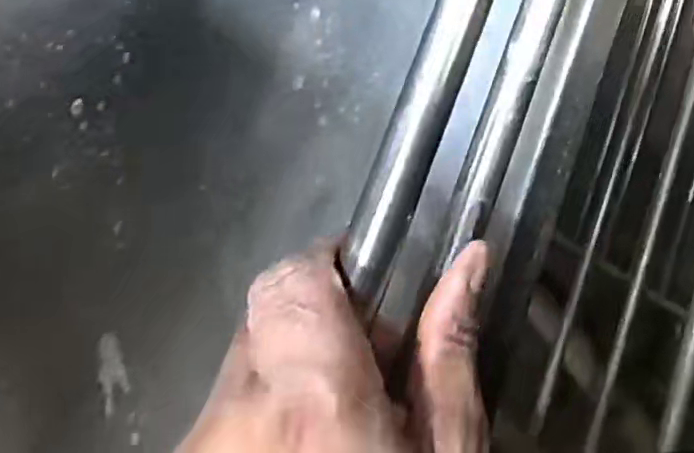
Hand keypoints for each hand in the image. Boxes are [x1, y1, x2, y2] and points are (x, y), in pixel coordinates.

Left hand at [177, 241, 489, 452]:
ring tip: (338, 431)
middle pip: (266, 322)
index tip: (369, 283)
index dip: (327, 266)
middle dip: (318, 326)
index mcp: (310, 404)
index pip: (289, 281)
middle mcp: (233, 426)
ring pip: (241, 376)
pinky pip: (222, 426)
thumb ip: (449, 351)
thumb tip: (471, 261)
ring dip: (290, 380)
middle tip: (371, 367)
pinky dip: (262, 426)